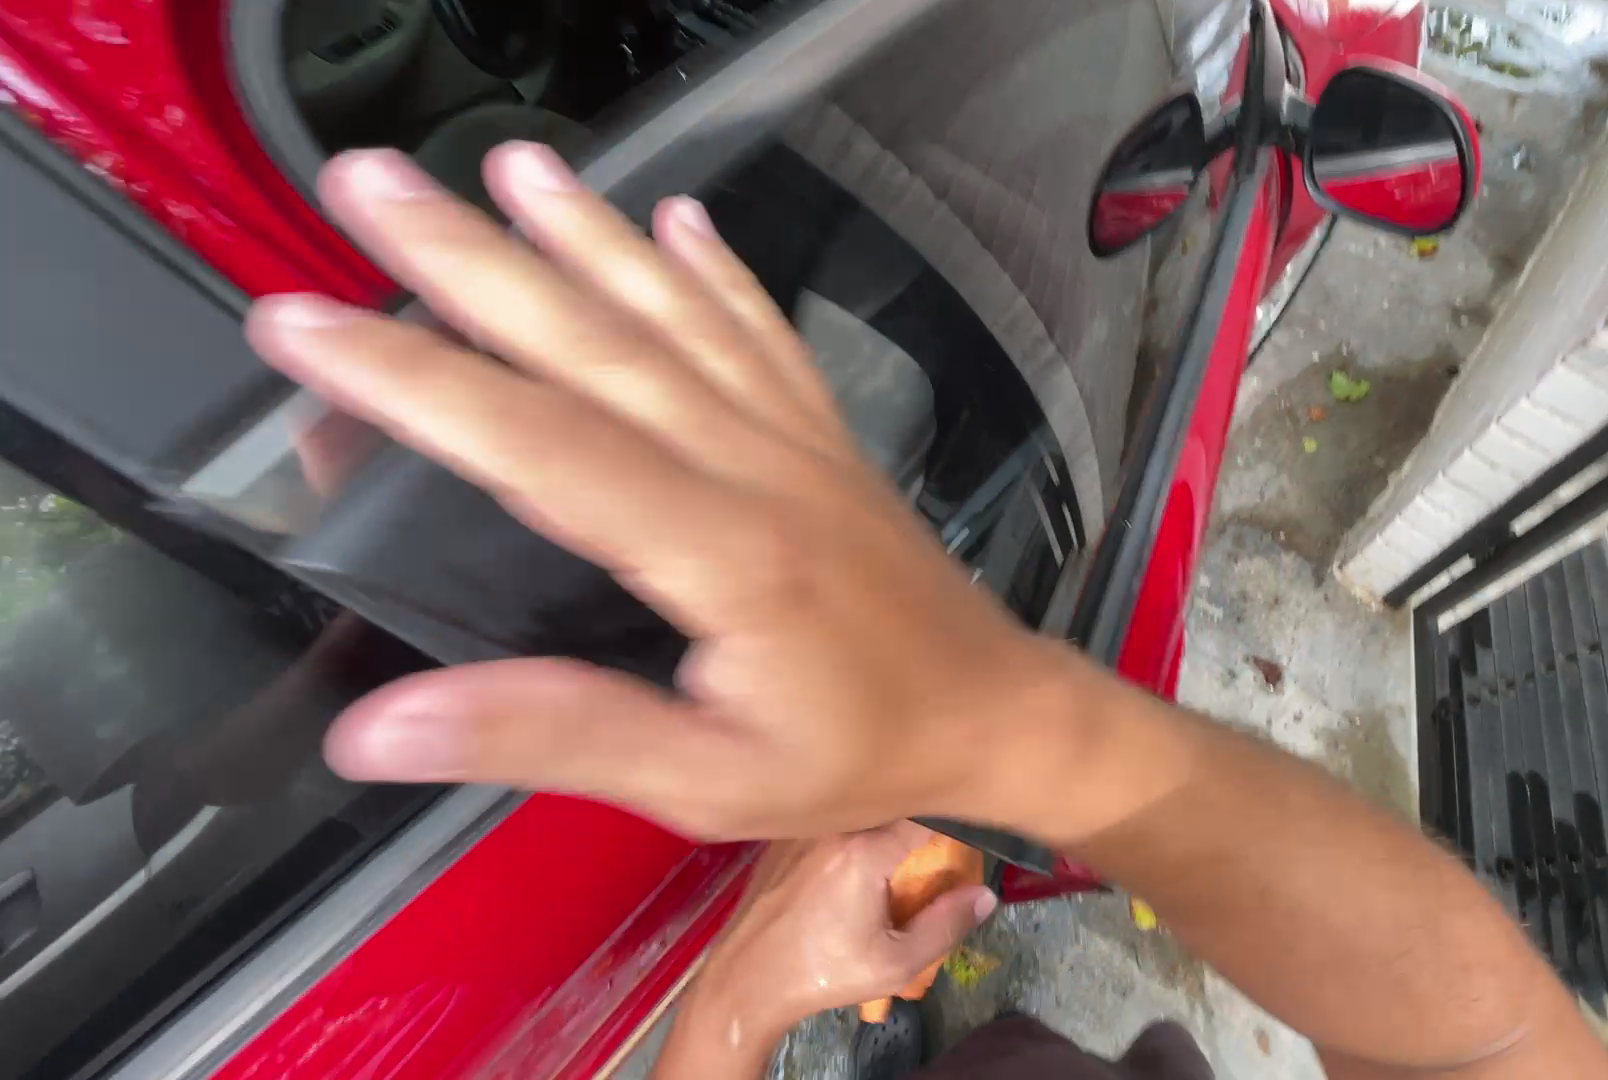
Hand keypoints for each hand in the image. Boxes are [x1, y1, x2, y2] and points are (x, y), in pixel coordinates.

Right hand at [242, 143, 1166, 841]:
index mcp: (728, 557)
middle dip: (483, 265)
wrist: (988, 707)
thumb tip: (385, 726)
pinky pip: (769, 342)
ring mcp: (806, 445)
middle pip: (610, 351)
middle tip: (376, 184)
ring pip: (687, 322)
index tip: (309, 322)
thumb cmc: (862, 753)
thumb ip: (564, 738)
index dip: (422, 385)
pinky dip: (723, 278)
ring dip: (598, 240)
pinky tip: (686, 223)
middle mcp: (765, 473)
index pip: (550, 449)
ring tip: (519, 167)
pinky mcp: (832, 443)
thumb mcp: (713, 781)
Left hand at [653, 823, 994, 1079]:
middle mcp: (835, 824)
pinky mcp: (783, 833)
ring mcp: (804, 824)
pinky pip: (827, 818)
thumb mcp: (894, 963)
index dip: (947, 819)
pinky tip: (841, 861)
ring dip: (877, 822)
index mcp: (865, 849)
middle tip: (924, 848)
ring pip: (856, 809)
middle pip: (890, 805)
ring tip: (885, 853)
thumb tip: (984, 895)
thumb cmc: (823, 972)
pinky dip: (844, 829)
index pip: (924, 813)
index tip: (961, 833)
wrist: (745, 981)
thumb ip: (945, 926)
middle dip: (913, 820)